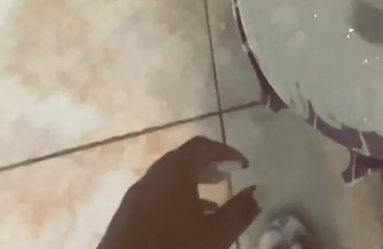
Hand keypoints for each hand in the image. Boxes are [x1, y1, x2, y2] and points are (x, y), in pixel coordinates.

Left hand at [98, 136, 260, 248]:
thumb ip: (239, 211)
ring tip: (211, 205)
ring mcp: (134, 198)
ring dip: (190, 185)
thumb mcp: (214, 236)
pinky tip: (184, 227)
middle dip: (207, 165)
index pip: (202, 146)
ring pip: (167, 180)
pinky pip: (154, 198)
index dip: (225, 151)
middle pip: (182, 160)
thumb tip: (259, 191)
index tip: (243, 166)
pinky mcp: (123, 220)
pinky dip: (174, 200)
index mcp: (174, 172)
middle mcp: (152, 177)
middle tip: (227, 177)